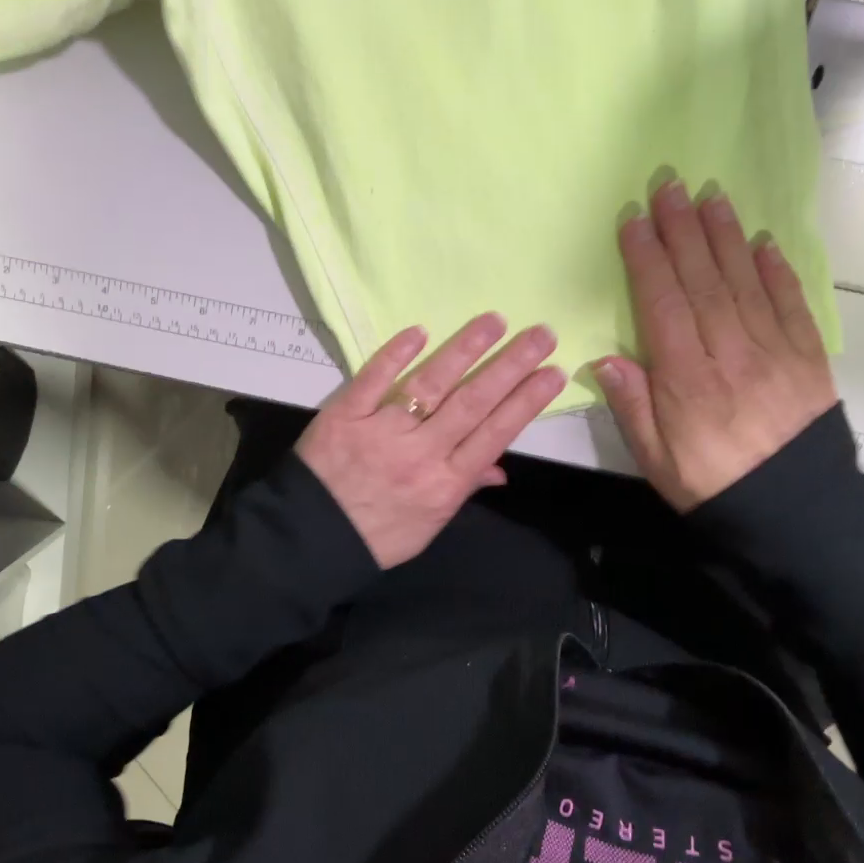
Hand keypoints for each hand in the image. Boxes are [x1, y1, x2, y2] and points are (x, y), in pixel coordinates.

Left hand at [297, 314, 566, 567]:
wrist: (311, 541)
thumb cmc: (376, 537)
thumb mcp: (428, 526)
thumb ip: (463, 490)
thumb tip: (499, 467)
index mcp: (446, 483)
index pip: (494, 434)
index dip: (526, 401)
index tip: (553, 371)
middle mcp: (420, 453)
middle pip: (472, 402)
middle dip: (510, 366)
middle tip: (542, 334)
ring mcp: (382, 431)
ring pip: (430, 384)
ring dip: (464, 351)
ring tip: (494, 321)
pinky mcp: (344, 416)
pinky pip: (372, 380)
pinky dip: (395, 355)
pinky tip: (419, 332)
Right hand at [592, 180, 838, 511]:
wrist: (794, 510)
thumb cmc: (710, 484)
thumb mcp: (655, 458)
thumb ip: (633, 405)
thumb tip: (604, 358)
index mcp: (689, 380)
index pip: (664, 306)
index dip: (648, 261)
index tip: (635, 222)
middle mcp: (731, 354)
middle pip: (703, 282)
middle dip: (683, 231)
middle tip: (670, 186)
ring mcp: (774, 351)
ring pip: (745, 283)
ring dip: (725, 237)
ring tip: (711, 198)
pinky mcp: (806, 357)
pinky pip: (790, 304)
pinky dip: (776, 271)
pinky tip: (761, 244)